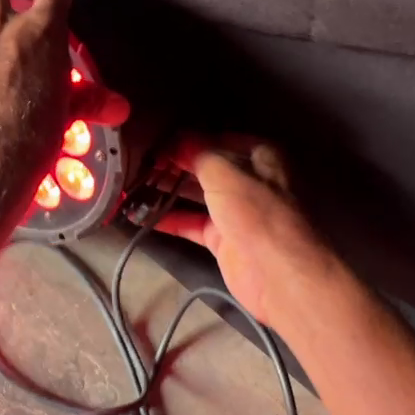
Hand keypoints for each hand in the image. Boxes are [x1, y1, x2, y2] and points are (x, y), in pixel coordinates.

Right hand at [159, 135, 337, 321]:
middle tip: (141, 161)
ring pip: (197, 195)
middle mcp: (249, 181)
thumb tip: (175, 141)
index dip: (190, 140)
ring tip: (135, 183)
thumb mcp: (225, 173)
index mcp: (260, 158)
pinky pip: (191, 223)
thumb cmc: (257, 213)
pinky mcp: (223, 239)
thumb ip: (197, 154)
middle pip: (207, 167)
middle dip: (176, 164)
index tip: (158, 140)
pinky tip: (142, 214)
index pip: (219, 139)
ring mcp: (236, 212)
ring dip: (169, 190)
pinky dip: (169, 219)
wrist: (279, 275)